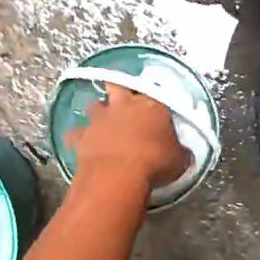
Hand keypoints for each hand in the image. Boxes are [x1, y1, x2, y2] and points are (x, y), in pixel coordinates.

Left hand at [70, 84, 189, 190]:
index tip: (153, 105)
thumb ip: (180, 152)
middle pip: (116, 85)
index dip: (152, 98)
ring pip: (93, 106)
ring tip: (101, 122)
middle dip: (116, 88)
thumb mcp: (179, 160)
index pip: (154, 92)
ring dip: (96, 112)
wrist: (119, 174)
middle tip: (119, 96)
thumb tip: (185, 154)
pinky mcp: (82, 137)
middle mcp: (123, 105)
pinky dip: (76, 137)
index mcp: (152, 105)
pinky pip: (75, 133)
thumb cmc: (155, 162)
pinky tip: (77, 142)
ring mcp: (100, 119)